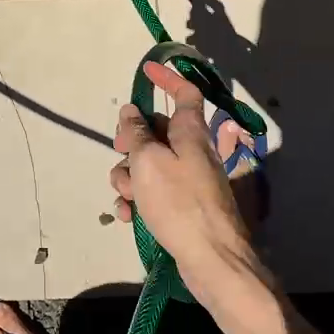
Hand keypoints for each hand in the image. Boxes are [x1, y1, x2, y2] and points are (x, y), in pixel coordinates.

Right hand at [109, 60, 257, 293]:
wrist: (213, 261)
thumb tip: (131, 111)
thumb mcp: (148, 160)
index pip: (184, 93)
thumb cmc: (180, 202)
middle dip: (132, 141)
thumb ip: (136, 132)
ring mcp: (191, 181)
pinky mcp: (186, 207)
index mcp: (190, 132)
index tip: (146, 72)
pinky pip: (156, 193)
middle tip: (119, 151)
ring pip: (151, 164)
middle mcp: (193, 151)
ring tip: (126, 195)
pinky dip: (139, 199)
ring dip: (130, 175)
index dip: (167, 79)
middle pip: (158, 132)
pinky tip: (128, 216)